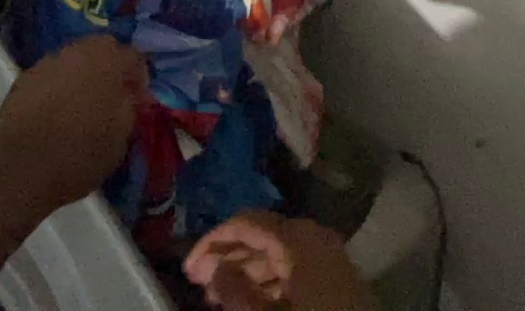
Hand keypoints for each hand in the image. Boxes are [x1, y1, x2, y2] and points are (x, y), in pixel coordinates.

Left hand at [0, 35, 146, 212]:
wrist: (21, 166)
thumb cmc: (81, 152)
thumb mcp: (121, 136)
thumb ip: (130, 106)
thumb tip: (129, 94)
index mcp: (108, 59)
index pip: (133, 56)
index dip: (138, 78)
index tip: (136, 100)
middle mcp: (78, 50)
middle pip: (101, 50)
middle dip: (108, 69)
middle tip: (109, 99)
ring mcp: (47, 62)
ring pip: (73, 62)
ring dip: (80, 77)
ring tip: (79, 108)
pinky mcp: (23, 79)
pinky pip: (50, 77)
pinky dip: (56, 89)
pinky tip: (54, 114)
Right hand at [184, 211, 376, 310]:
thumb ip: (236, 292)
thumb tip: (214, 268)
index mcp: (297, 237)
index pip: (246, 223)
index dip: (212, 242)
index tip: (187, 267)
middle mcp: (313, 237)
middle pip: (261, 236)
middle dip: (227, 258)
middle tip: (198, 284)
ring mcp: (328, 258)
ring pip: (277, 255)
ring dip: (246, 272)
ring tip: (218, 298)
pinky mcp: (337, 281)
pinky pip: (293, 271)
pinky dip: (269, 283)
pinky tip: (251, 301)